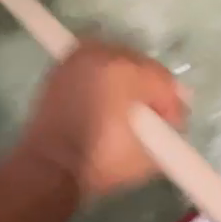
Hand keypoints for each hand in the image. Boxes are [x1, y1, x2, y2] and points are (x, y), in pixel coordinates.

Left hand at [11, 40, 187, 199]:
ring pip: (117, 60)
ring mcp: (79, 57)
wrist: (48, 168)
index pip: (164, 80)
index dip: (172, 104)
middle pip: (142, 65)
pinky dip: (104, 77)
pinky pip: (94, 64)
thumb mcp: (149, 155)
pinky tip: (106, 99)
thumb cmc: (100, 160)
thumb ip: (170, 131)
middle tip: (151, 117)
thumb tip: (172, 120)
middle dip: (150, 88)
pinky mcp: (62, 67)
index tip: (171, 124)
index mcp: (126, 70)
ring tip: (126, 108)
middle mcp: (102, 53)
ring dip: (127, 79)